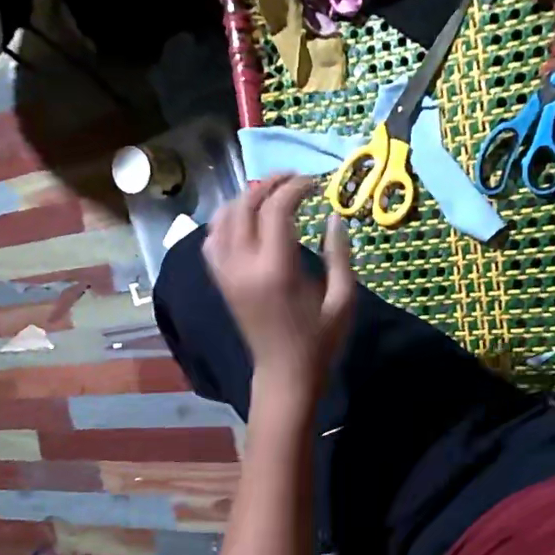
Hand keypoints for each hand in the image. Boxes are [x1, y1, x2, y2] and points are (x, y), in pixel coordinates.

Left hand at [204, 173, 355, 385]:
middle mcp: (243, 266)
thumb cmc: (319, 341)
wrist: (283, 374)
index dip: (295, 187)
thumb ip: (339, 255)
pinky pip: (211, 241)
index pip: (275, 210)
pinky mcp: (220, 281)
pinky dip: (224, 222)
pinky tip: (244, 220)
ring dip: (245, 199)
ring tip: (270, 194)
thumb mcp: (343, 299)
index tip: (315, 183)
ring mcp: (226, 274)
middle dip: (268, 184)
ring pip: (222, 219)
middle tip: (293, 179)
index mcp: (275, 270)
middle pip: (245, 206)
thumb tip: (335, 217)